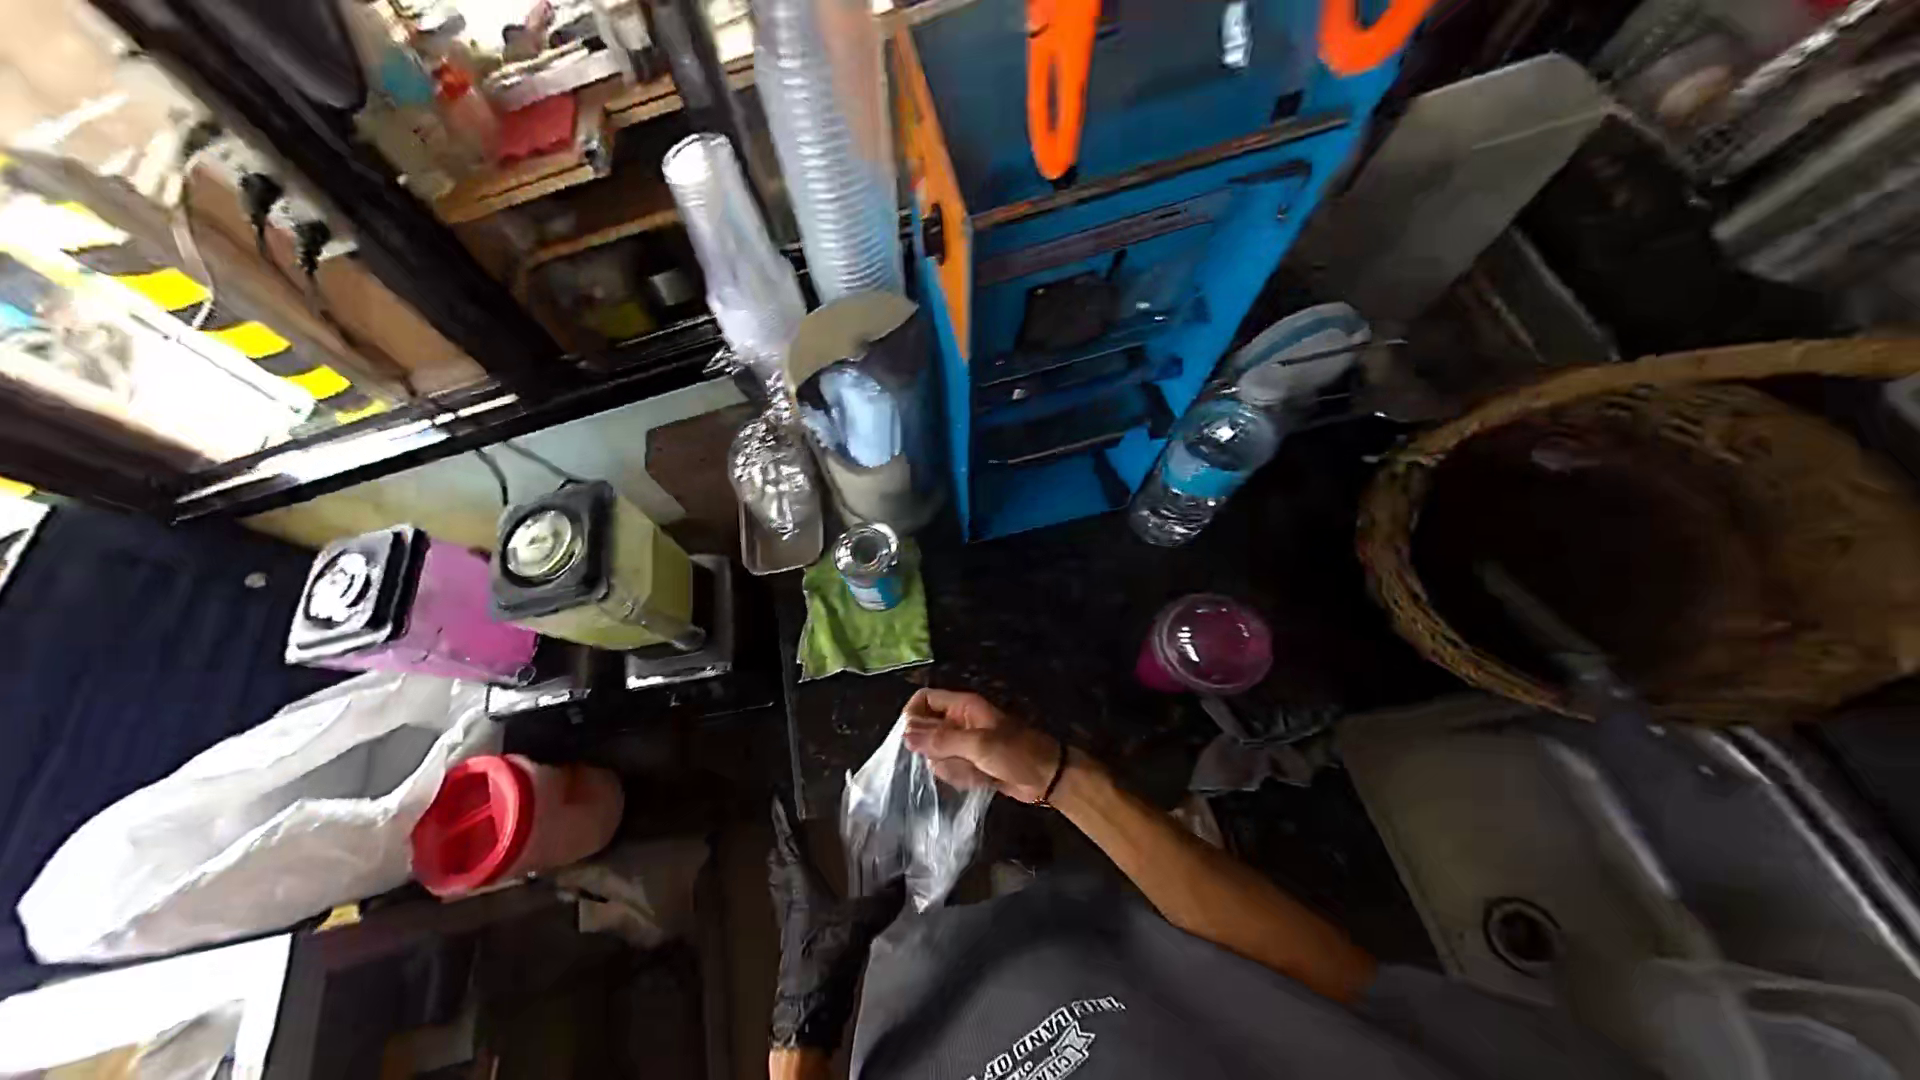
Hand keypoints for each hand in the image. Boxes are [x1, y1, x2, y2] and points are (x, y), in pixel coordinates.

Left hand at [767, 798, 902, 1051]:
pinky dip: (801, 888)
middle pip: (778, 862)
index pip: (787, 844)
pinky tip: (820, 892)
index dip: (781, 821)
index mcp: (798, 885)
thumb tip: (905, 879)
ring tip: (804, 850)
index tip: (777, 799)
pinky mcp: (798, 937)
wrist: (809, 1008)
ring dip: (789, 865)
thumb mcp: (859, 923)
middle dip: (783, 842)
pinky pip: (794, 901)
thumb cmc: (825, 957)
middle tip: (792, 824)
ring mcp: (791, 919)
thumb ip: (882, 899)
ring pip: (783, 882)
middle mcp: (789, 897)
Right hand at [901, 688, 1064, 803]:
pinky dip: (961, 777)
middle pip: (926, 731)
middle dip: (937, 751)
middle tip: (955, 759)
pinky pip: (949, 769)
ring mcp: (963, 743)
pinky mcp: (969, 763)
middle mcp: (959, 721)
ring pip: (936, 754)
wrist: (1045, 778)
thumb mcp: (978, 744)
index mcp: (962, 706)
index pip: (924, 699)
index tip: (911, 739)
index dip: (913, 715)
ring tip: (974, 770)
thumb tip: (905, 734)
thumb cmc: (1016, 752)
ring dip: (952, 767)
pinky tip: (980, 779)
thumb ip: (941, 740)